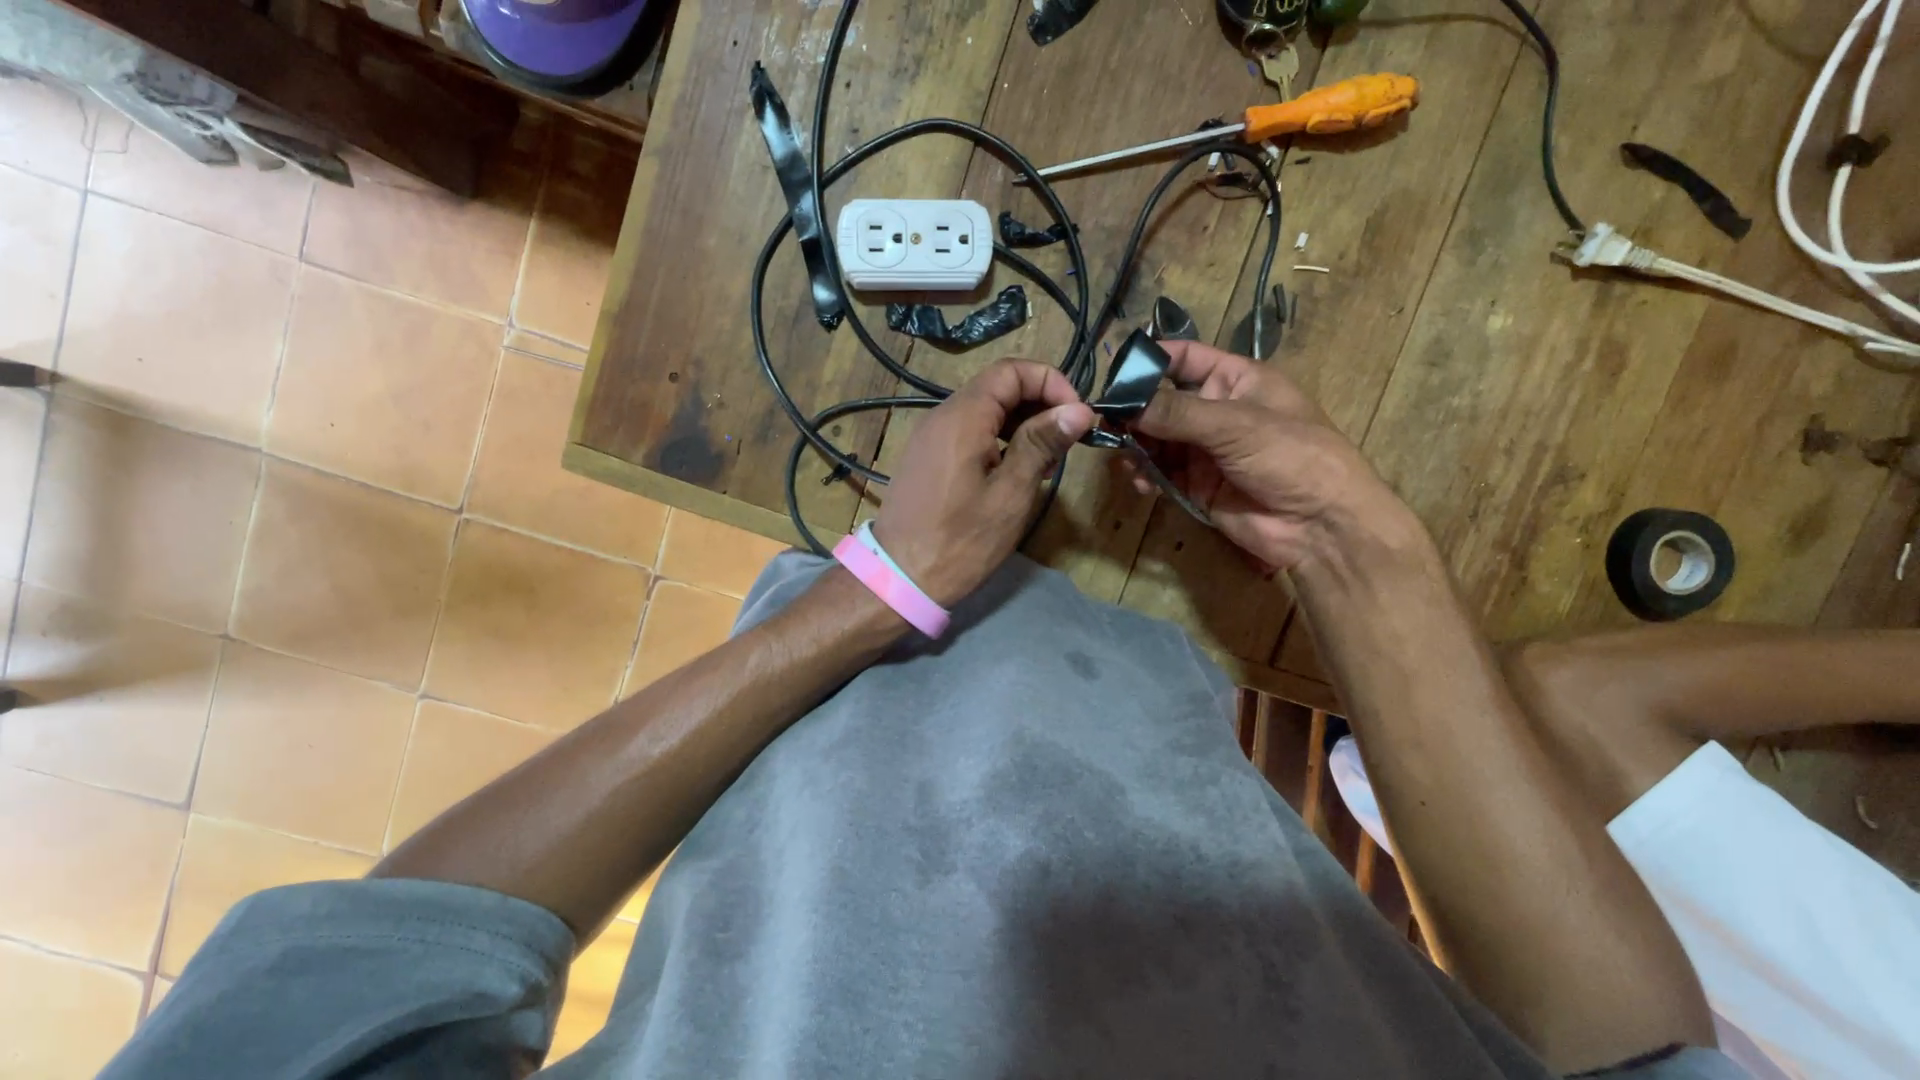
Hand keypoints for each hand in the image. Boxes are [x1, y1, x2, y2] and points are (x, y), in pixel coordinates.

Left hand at [874, 360, 1095, 605]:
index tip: (1076, 416)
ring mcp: (931, 438)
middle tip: (1067, 443)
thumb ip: (1042, 445)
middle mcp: (942, 417)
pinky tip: (1016, 473)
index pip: (1011, 370)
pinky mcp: (929, 459)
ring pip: (985, 411)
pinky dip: (999, 441)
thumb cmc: (961, 541)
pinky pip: (969, 433)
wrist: (900, 579)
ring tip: (1047, 463)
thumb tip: (1078, 409)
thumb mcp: (1011, 494)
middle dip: (1040, 404)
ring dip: (1022, 425)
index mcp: (962, 417)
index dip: (1050, 382)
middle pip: (998, 387)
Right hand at [1125, 340, 1418, 573]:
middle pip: (1162, 400)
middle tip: (1104, 421)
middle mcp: (1217, 410)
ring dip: (1135, 446)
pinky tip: (1139, 482)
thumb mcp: (1235, 424)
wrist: (1320, 526)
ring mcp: (1205, 450)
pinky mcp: (1197, 485)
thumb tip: (1123, 402)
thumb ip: (1177, 412)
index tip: (1113, 374)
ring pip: (1156, 439)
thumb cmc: (1291, 456)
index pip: (1185, 357)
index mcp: (1236, 380)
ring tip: (1120, 455)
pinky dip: (1145, 475)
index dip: (1150, 360)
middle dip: (1134, 410)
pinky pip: (1160, 473)